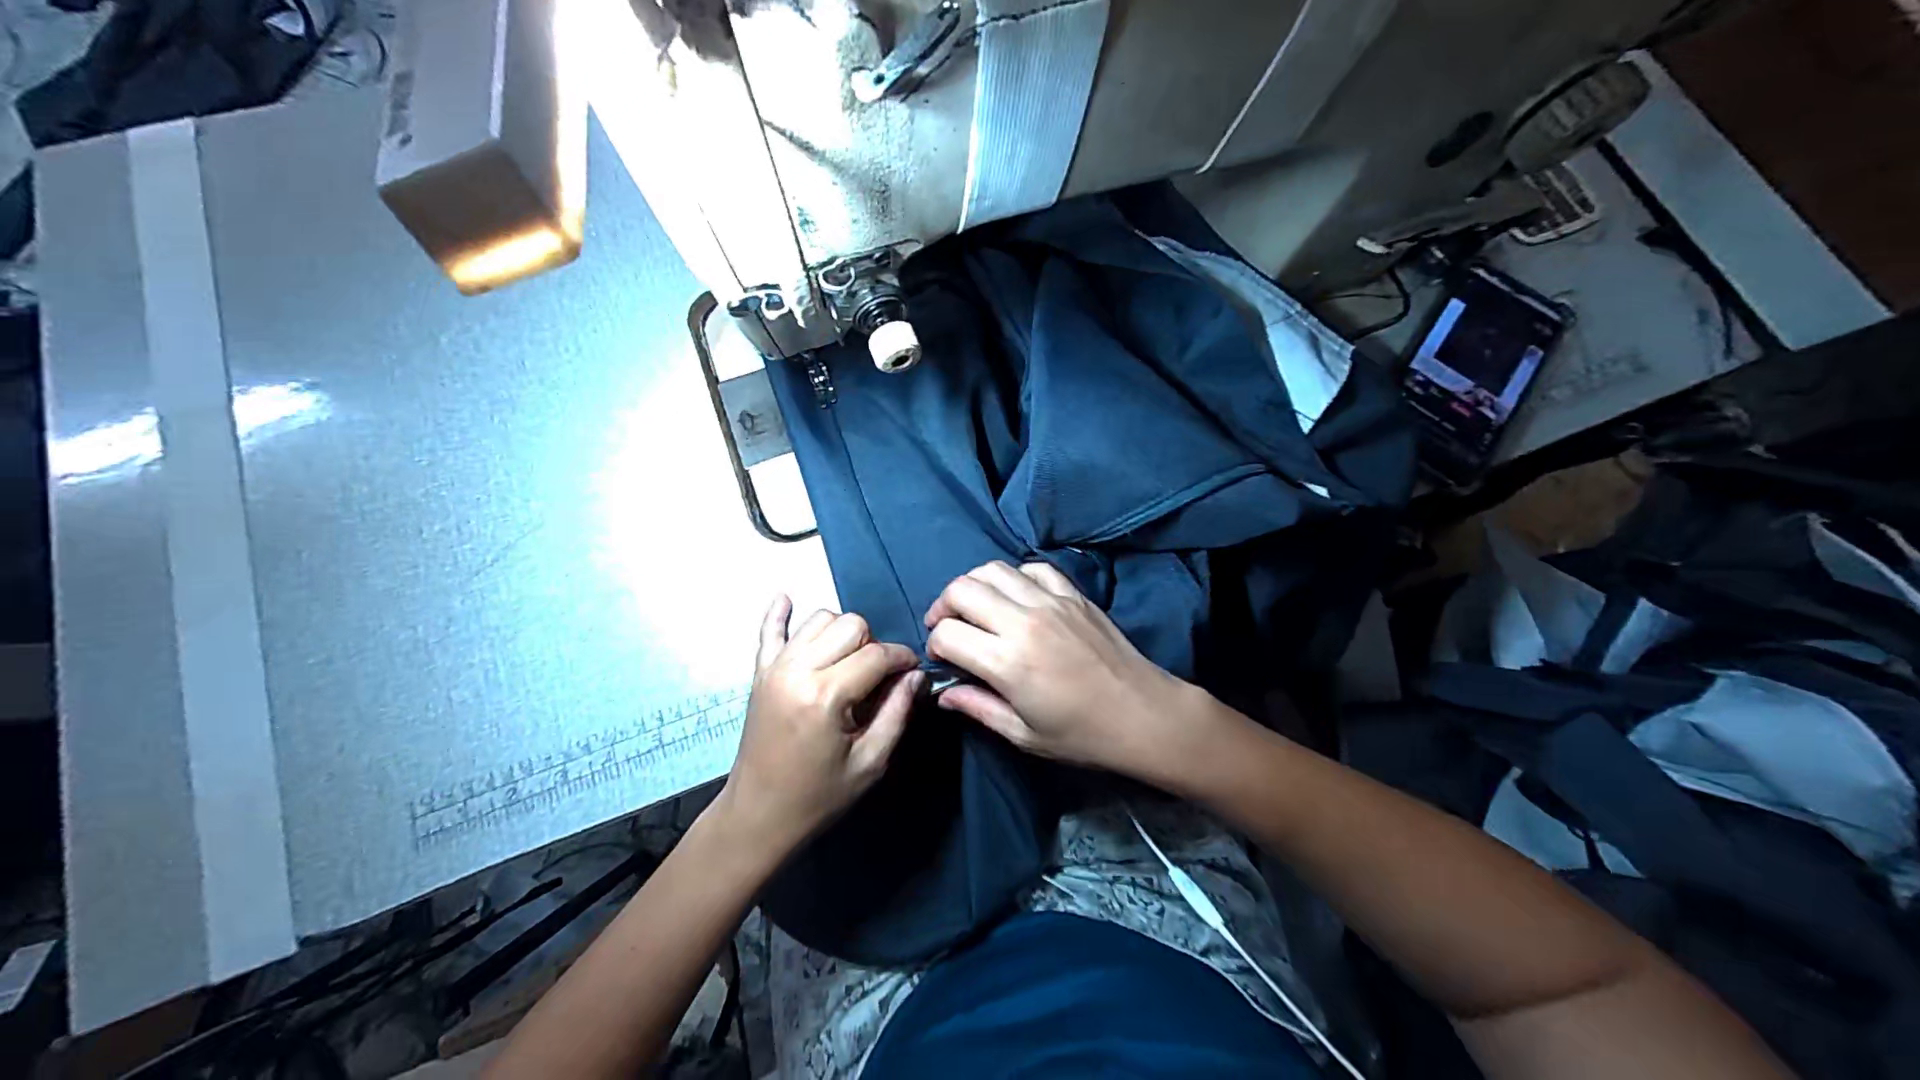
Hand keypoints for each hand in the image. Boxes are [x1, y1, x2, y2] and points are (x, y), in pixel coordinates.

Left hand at [716, 596, 922, 856]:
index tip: (913, 673)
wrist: (759, 815)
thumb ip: (897, 712)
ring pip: (819, 619)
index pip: (877, 654)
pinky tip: (786, 599)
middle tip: (878, 677)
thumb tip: (917, 676)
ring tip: (849, 663)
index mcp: (825, 695)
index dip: (903, 659)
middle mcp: (797, 670)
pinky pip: (770, 630)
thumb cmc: (818, 796)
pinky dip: (779, 613)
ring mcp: (774, 667)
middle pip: (849, 624)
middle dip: (874, 644)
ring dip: (842, 633)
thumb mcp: (870, 762)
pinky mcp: (760, 672)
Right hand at [923, 561, 1204, 785]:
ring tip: (974, 607)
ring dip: (973, 586)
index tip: (943, 659)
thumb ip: (978, 708)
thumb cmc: (1083, 735)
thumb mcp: (1023, 734)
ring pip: (992, 569)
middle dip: (943, 606)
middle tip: (947, 627)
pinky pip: (1033, 568)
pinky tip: (1015, 597)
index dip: (935, 645)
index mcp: (1008, 662)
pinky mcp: (1073, 594)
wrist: (1144, 715)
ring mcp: (1051, 601)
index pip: (948, 634)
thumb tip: (943, 692)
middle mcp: (1024, 622)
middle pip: (962, 589)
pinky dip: (1014, 577)